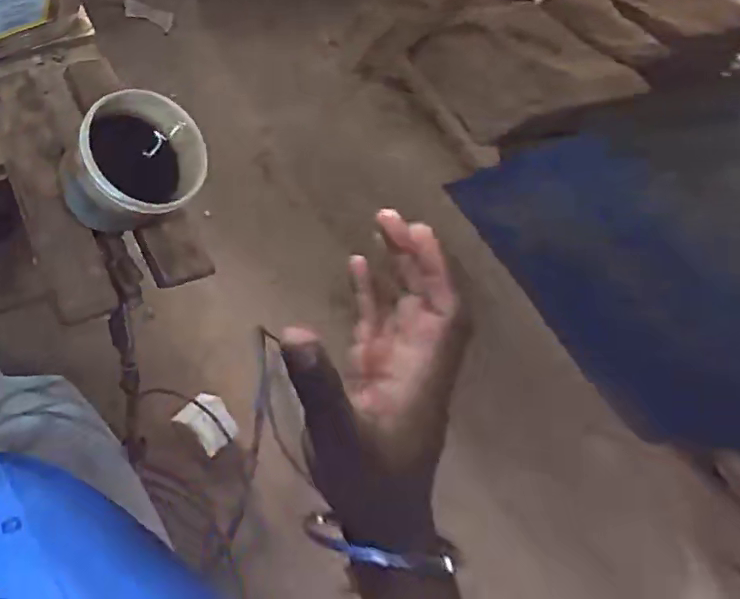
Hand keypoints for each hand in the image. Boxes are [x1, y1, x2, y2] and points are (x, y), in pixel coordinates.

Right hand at [280, 209, 467, 548]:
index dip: (436, 270)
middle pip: (429, 300)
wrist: (380, 522)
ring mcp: (398, 366)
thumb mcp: (339, 433)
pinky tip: (359, 265)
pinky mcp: (377, 372)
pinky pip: (380, 322)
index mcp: (422, 371)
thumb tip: (295, 331)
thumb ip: (319, 384)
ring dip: (398, 269)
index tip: (417, 231)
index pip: (445, 311)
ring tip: (380, 228)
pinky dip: (373, 292)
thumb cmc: (368, 479)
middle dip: (417, 258)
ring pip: (407, 307)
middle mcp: (417, 362)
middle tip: (389, 216)